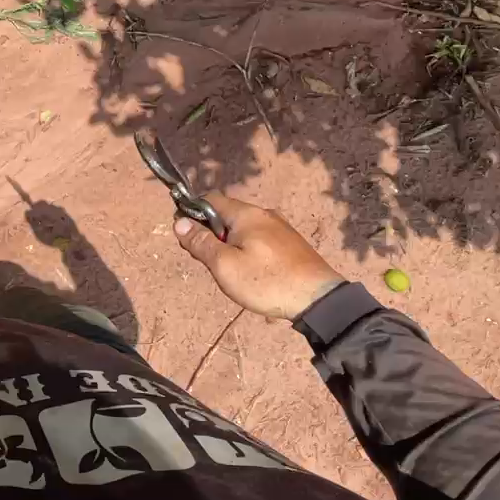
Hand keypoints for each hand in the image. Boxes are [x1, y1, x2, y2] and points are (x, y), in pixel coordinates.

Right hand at [173, 193, 345, 319]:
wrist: (320, 300)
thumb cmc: (267, 281)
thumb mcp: (224, 265)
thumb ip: (200, 242)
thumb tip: (178, 222)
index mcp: (246, 214)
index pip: (210, 199)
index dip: (192, 213)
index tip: (187, 238)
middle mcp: (264, 214)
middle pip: (225, 214)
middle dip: (210, 232)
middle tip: (207, 260)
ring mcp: (280, 228)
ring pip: (242, 228)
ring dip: (228, 243)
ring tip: (228, 270)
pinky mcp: (290, 243)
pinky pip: (258, 238)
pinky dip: (246, 248)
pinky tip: (250, 271)